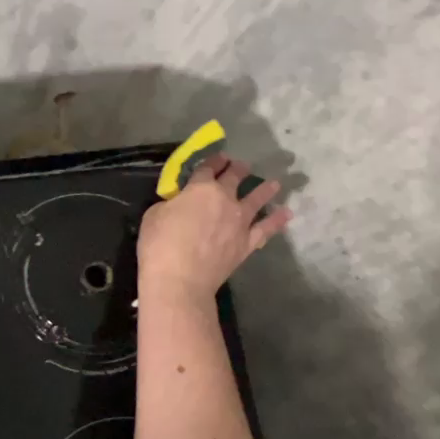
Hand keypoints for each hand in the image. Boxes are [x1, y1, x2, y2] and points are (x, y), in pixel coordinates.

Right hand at [138, 155, 289, 301]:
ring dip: (265, 189)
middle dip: (238, 169)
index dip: (212, 160)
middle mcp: (225, 199)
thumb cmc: (159, 246)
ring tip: (274, 184)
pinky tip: (286, 214)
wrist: (180, 280)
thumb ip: (170, 205)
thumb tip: (178, 205)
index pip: (207, 168)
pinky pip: (266, 228)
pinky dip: (277, 220)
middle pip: (235, 177)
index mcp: (200, 189)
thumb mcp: (153, 216)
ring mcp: (240, 221)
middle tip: (241, 166)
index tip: (218, 158)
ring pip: (257, 199)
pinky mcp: (247, 242)